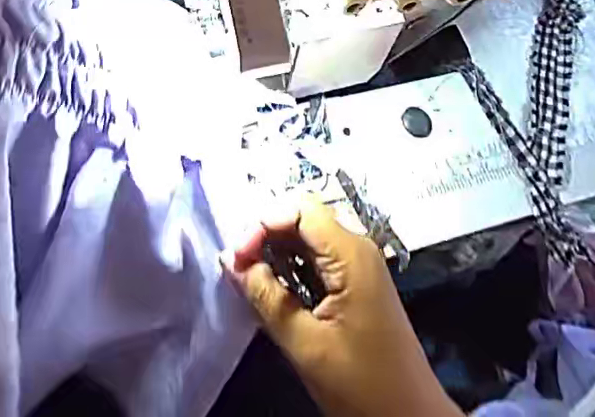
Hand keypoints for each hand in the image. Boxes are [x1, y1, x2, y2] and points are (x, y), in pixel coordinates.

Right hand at [227, 201, 460, 416]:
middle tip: (238, 267)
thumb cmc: (362, 385)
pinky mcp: (356, 280)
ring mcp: (359, 263)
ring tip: (249, 277)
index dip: (263, 223)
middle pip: (304, 217)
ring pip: (309, 235)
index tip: (237, 257)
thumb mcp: (307, 345)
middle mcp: (356, 247)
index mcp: (350, 253)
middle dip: (266, 234)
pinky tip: (274, 288)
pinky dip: (291, 264)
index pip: (299, 209)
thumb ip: (267, 298)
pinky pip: (318, 256)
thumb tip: (232, 261)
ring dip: (276, 250)